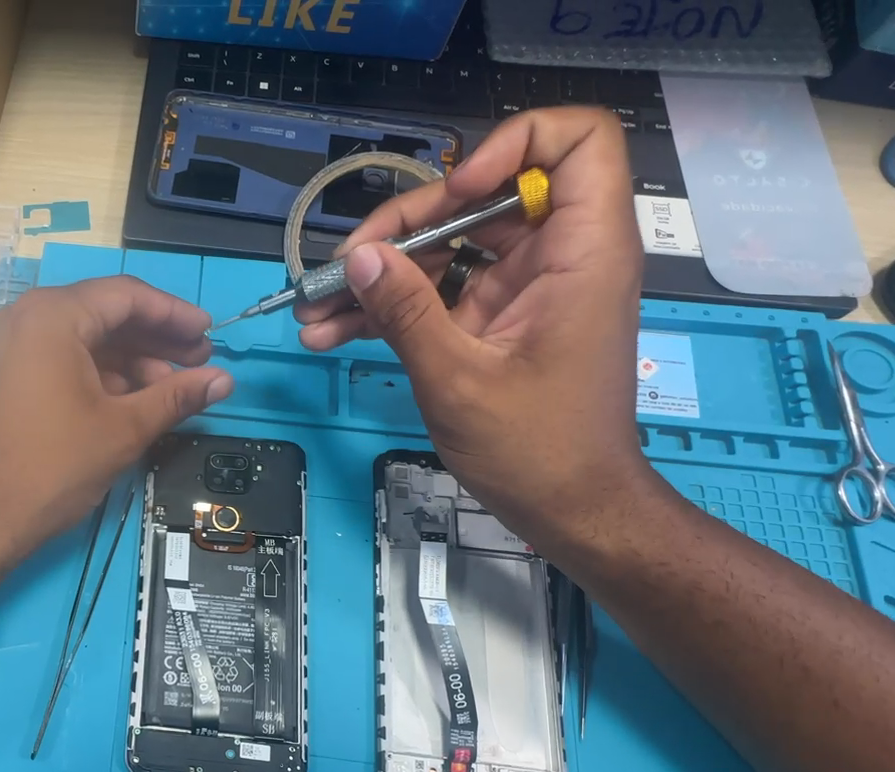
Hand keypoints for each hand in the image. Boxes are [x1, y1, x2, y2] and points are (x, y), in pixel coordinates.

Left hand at [0, 276, 232, 593]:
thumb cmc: (52, 466)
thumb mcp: (123, 429)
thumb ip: (176, 397)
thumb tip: (225, 381)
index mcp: (54, 315)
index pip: (127, 295)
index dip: (174, 314)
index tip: (210, 335)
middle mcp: (28, 318)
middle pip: (106, 314)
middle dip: (156, 339)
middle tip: (200, 363)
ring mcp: (14, 348)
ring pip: (86, 341)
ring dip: (133, 361)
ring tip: (175, 390)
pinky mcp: (10, 377)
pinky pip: (64, 361)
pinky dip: (102, 376)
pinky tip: (136, 400)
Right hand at [298, 106, 665, 551]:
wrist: (567, 508)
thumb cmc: (533, 446)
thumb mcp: (457, 377)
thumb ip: (406, 310)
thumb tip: (358, 257)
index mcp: (578, 251)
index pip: (574, 142)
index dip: (510, 147)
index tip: (449, 194)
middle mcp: (553, 257)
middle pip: (480, 199)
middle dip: (403, 229)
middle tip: (340, 268)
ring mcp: (520, 290)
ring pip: (447, 249)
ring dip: (379, 276)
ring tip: (316, 310)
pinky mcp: (493, 322)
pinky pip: (439, 294)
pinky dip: (390, 310)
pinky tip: (332, 334)